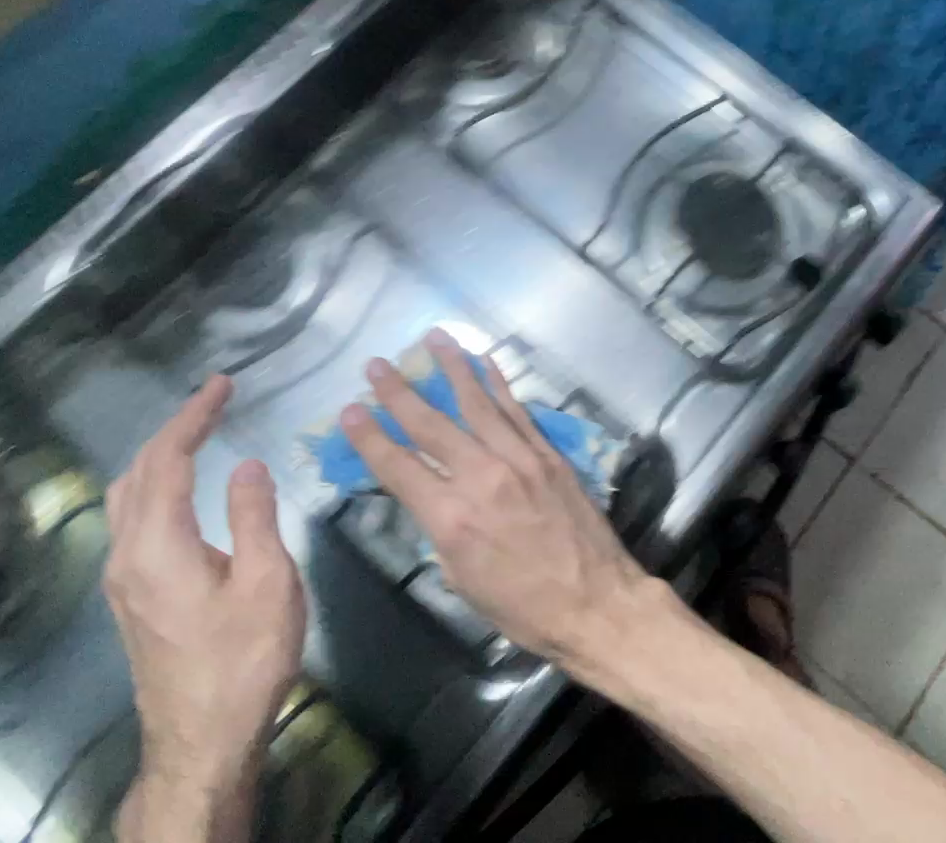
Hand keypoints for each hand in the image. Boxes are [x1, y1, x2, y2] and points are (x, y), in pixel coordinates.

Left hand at [102, 376, 306, 842]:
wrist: (202, 736)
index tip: (223, 384)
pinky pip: (133, 520)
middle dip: (173, 430)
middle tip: (215, 401)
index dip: (194, 417)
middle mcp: (127, 555)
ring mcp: (123, 579)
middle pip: (136, 474)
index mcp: (158, 545)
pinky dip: (157, 486)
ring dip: (158, 458)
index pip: (168, 461)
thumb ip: (254, 518)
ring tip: (198, 435)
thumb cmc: (244, 657)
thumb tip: (247, 465)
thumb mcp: (267, 582)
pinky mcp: (132, 598)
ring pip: (126, 498)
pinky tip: (183, 491)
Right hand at [340, 329, 669, 673]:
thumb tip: (430, 496)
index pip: (398, 467)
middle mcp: (483, 477)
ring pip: (479, 404)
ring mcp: (521, 460)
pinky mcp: (550, 455)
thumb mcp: (462, 579)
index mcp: (452, 518)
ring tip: (434, 338)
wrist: (595, 602)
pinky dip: (500, 385)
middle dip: (399, 393)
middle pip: (432, 425)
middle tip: (377, 364)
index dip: (369, 437)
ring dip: (454, 368)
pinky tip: (486, 363)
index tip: (349, 410)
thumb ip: (441, 529)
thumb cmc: (523, 607)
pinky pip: (518, 412)